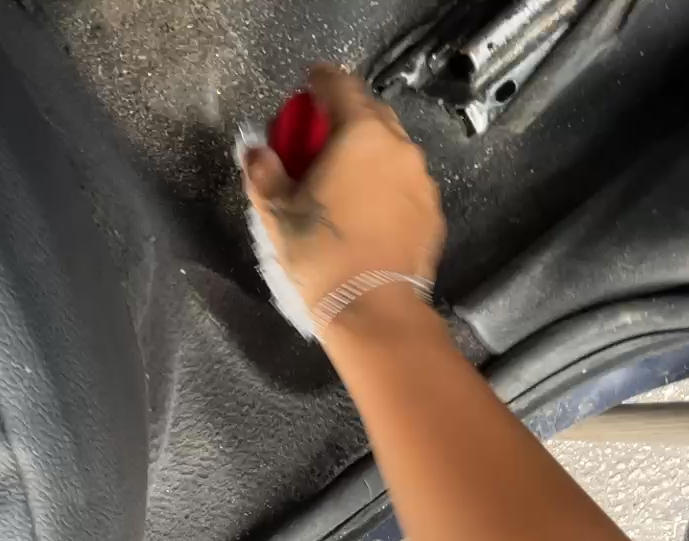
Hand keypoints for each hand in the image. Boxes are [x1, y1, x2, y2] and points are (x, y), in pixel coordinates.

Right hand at [242, 65, 445, 317]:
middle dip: (346, 122)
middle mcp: (399, 148)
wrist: (371, 309)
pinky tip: (369, 217)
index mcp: (360, 135)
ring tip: (347, 186)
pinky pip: (406, 189)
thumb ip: (263, 174)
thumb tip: (255, 152)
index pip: (339, 86)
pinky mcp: (432, 215)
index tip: (307, 88)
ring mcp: (422, 182)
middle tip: (322, 144)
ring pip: (392, 154)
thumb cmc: (320, 256)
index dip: (319, 82)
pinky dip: (387, 192)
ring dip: (369, 159)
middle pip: (371, 116)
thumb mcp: (277, 216)